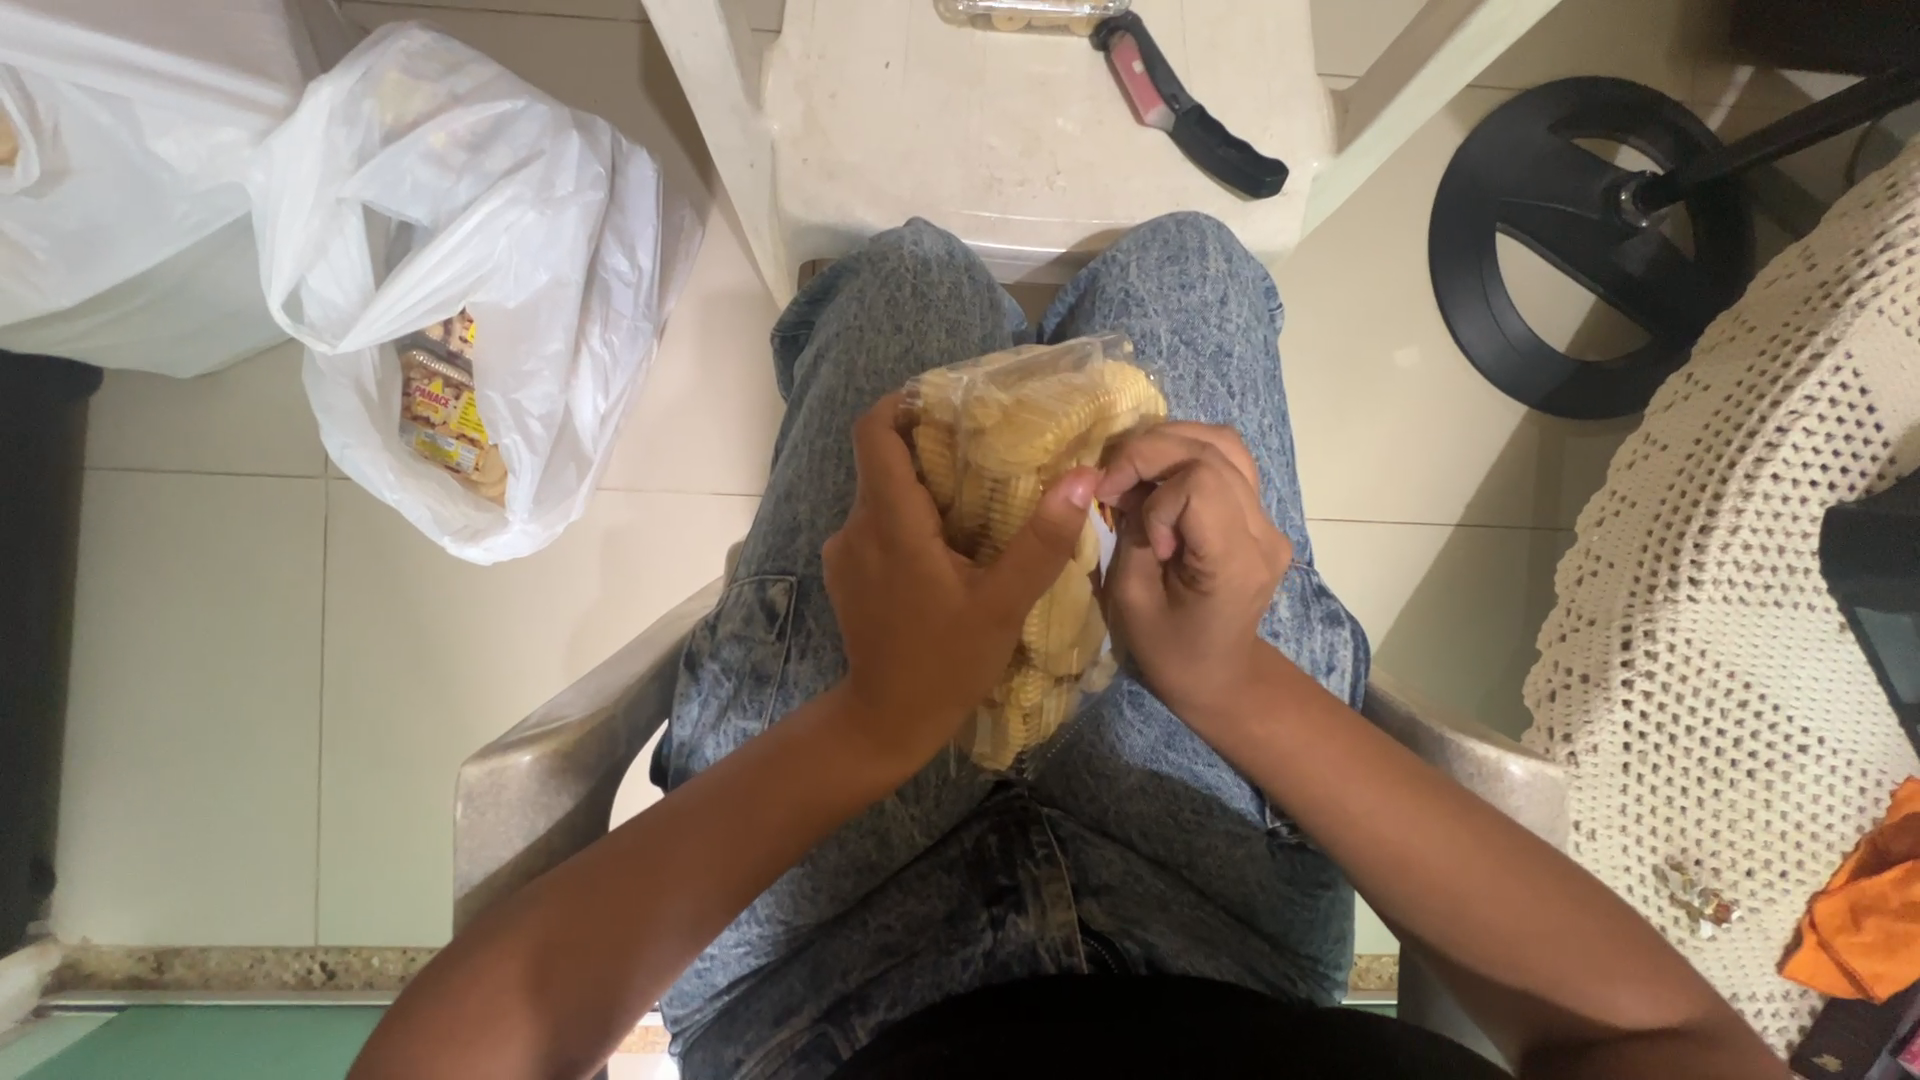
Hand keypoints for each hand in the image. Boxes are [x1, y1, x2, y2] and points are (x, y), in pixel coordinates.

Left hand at [823, 393, 1097, 767]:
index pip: (875, 432)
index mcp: (890, 523)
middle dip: (930, 447)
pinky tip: (947, 546)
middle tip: (985, 452)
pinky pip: (876, 524)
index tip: (948, 402)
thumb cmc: (946, 663)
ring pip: (882, 494)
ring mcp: (845, 551)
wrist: (887, 719)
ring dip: (923, 488)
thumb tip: (1082, 476)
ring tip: (975, 502)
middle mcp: (856, 526)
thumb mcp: (1003, 605)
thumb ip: (1041, 541)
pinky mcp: (847, 572)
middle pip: (883, 460)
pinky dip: (909, 519)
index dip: (903, 404)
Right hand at [1098, 422, 1292, 724]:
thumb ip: (1130, 532)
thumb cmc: (1168, 650)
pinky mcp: (1260, 515)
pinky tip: (1157, 477)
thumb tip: (1120, 482)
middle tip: (1113, 483)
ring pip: (1223, 443)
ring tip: (1133, 471)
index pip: (1200, 482)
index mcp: (1236, 562)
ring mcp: (1269, 520)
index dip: (1155, 493)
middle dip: (1150, 453)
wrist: (1219, 674)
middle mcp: (1264, 532)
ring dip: (1169, 444)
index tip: (1134, 527)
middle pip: (1211, 450)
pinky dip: (1184, 454)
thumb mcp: (1130, 598)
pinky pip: (1226, 460)